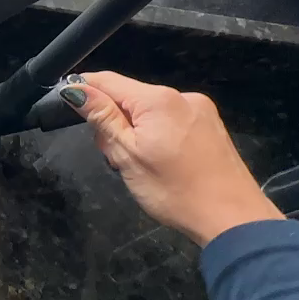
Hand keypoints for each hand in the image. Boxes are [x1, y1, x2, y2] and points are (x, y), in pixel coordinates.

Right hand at [60, 71, 283, 245]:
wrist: (233, 219)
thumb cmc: (173, 190)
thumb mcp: (126, 154)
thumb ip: (101, 117)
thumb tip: (74, 89)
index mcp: (158, 100)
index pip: (107, 80)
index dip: (82, 89)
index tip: (65, 107)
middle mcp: (182, 96)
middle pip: (128, 97)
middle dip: (111, 120)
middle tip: (114, 156)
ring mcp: (200, 110)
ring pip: (147, 111)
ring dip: (132, 130)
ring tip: (139, 163)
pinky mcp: (209, 126)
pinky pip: (168, 120)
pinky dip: (154, 134)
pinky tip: (159, 160)